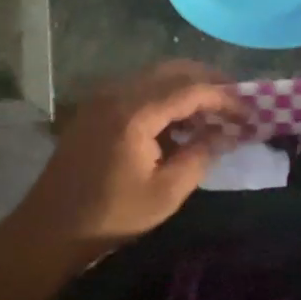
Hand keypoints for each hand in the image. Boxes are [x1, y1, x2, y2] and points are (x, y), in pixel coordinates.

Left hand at [10, 61, 242, 261]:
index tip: (250, 112)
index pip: (191, 89)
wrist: (50, 228)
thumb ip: (200, 155)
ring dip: (187, 87)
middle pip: (173, 70)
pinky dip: (165, 95)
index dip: (225, 97)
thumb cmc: (111, 216)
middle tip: (237, 102)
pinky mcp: (96, 107)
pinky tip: (180, 121)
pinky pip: (139, 87)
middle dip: (209, 82)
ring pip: (156, 75)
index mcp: (135, 112)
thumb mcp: (166, 192)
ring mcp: (103, 97)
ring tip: (214, 113)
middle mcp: (118, 93)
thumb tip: (226, 133)